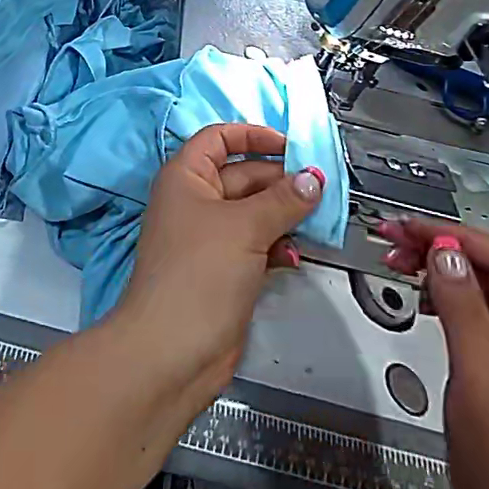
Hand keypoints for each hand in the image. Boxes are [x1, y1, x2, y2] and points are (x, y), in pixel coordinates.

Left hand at [112, 123, 323, 399]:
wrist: (172, 352)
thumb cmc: (196, 276)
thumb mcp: (245, 227)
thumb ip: (283, 200)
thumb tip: (312, 179)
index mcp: (186, 177)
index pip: (219, 138)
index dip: (253, 136)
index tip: (289, 146)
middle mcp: (195, 201)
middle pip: (244, 175)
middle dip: (280, 181)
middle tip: (317, 188)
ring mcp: (209, 237)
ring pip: (253, 212)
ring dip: (283, 215)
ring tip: (313, 221)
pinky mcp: (223, 270)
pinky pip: (256, 245)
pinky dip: (276, 246)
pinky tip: (293, 254)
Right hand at [380, 220, 488, 488]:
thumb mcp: (484, 390)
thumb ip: (465, 314)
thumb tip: (446, 254)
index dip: (456, 237)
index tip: (412, 228)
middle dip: (445, 249)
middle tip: (396, 238)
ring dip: (444, 271)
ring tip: (401, 260)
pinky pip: (484, 320)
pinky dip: (450, 300)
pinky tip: (427, 296)